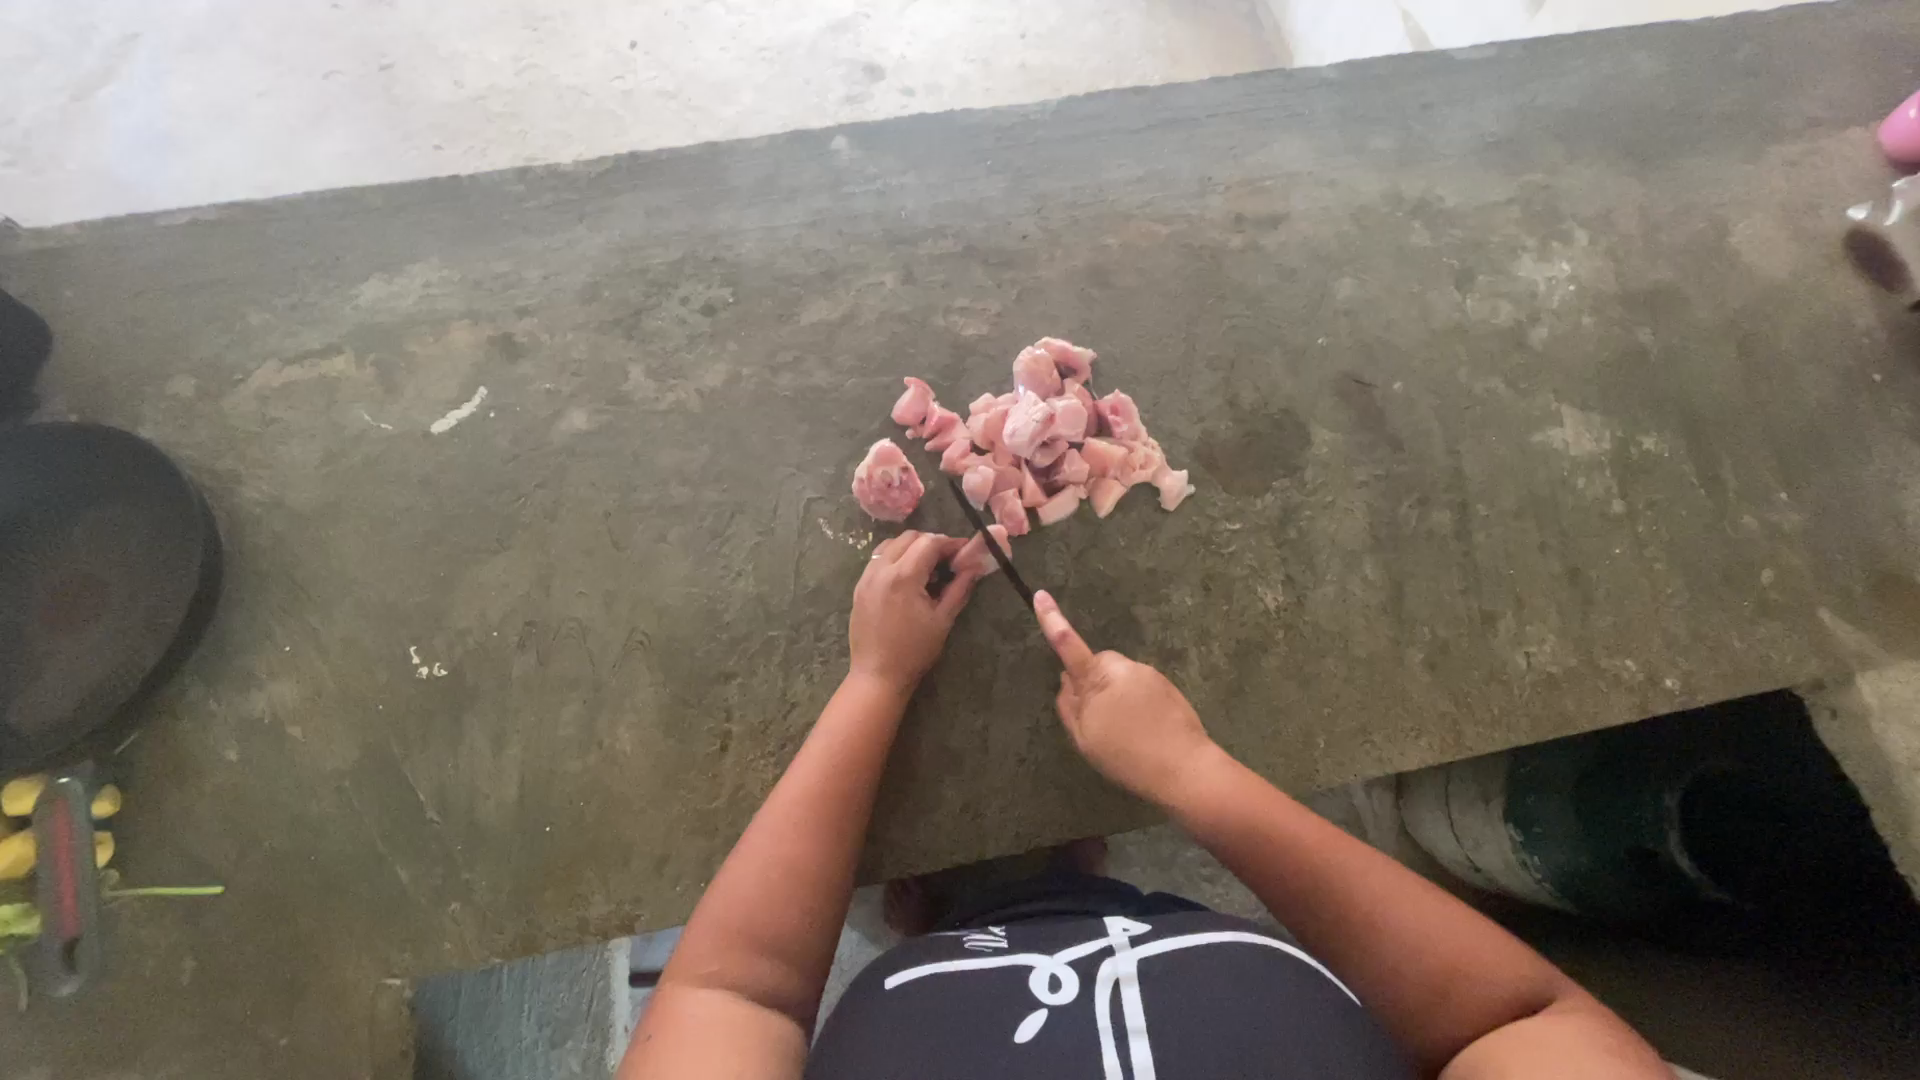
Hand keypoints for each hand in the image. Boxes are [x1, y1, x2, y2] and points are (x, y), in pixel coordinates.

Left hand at [848, 531, 983, 692]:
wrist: (878, 674)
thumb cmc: (914, 651)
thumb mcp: (943, 619)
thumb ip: (960, 588)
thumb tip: (976, 565)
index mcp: (904, 577)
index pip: (929, 543)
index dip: (950, 543)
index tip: (964, 551)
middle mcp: (881, 569)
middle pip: (909, 538)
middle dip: (931, 542)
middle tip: (948, 559)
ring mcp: (866, 577)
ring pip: (890, 545)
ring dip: (911, 547)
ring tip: (927, 567)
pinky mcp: (859, 586)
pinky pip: (878, 559)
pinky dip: (895, 558)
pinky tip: (907, 577)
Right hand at [1033, 590, 1218, 805]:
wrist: (1184, 768)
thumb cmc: (1126, 757)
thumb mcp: (1085, 739)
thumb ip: (1069, 707)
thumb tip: (1065, 679)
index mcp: (1096, 680)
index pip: (1067, 644)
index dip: (1052, 619)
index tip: (1041, 594)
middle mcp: (1122, 668)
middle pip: (1098, 664)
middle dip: (1096, 682)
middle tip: (1101, 721)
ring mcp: (1147, 674)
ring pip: (1121, 676)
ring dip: (1118, 695)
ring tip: (1128, 733)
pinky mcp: (1167, 684)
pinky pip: (1141, 686)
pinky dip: (1138, 703)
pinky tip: (1146, 731)